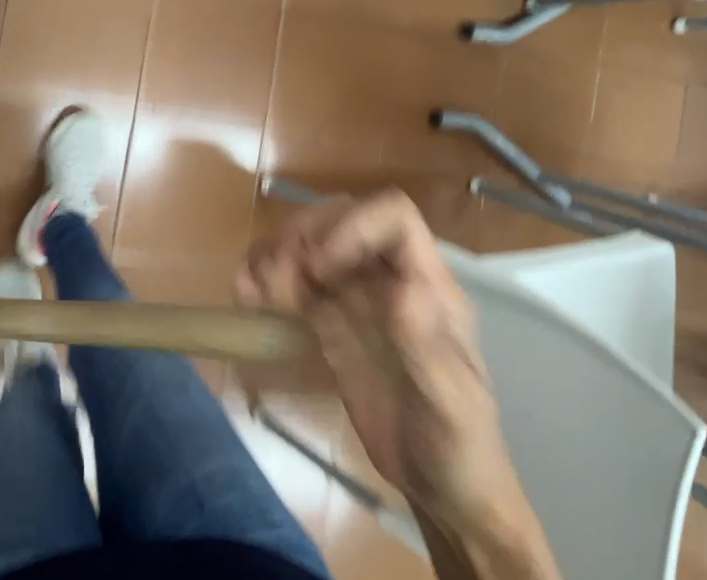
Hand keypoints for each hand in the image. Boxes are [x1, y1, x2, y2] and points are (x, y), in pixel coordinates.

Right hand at [236, 191, 513, 522]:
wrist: (442, 487)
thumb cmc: (458, 445)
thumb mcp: (450, 404)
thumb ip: (426, 348)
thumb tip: (402, 289)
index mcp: (429, 285)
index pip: (394, 219)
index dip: (353, 225)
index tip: (319, 264)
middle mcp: (390, 279)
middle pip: (344, 219)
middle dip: (305, 234)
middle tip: (277, 274)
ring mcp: (358, 300)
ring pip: (314, 247)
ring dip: (278, 253)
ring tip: (252, 285)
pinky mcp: (331, 325)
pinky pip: (295, 286)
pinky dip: (266, 282)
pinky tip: (248, 297)